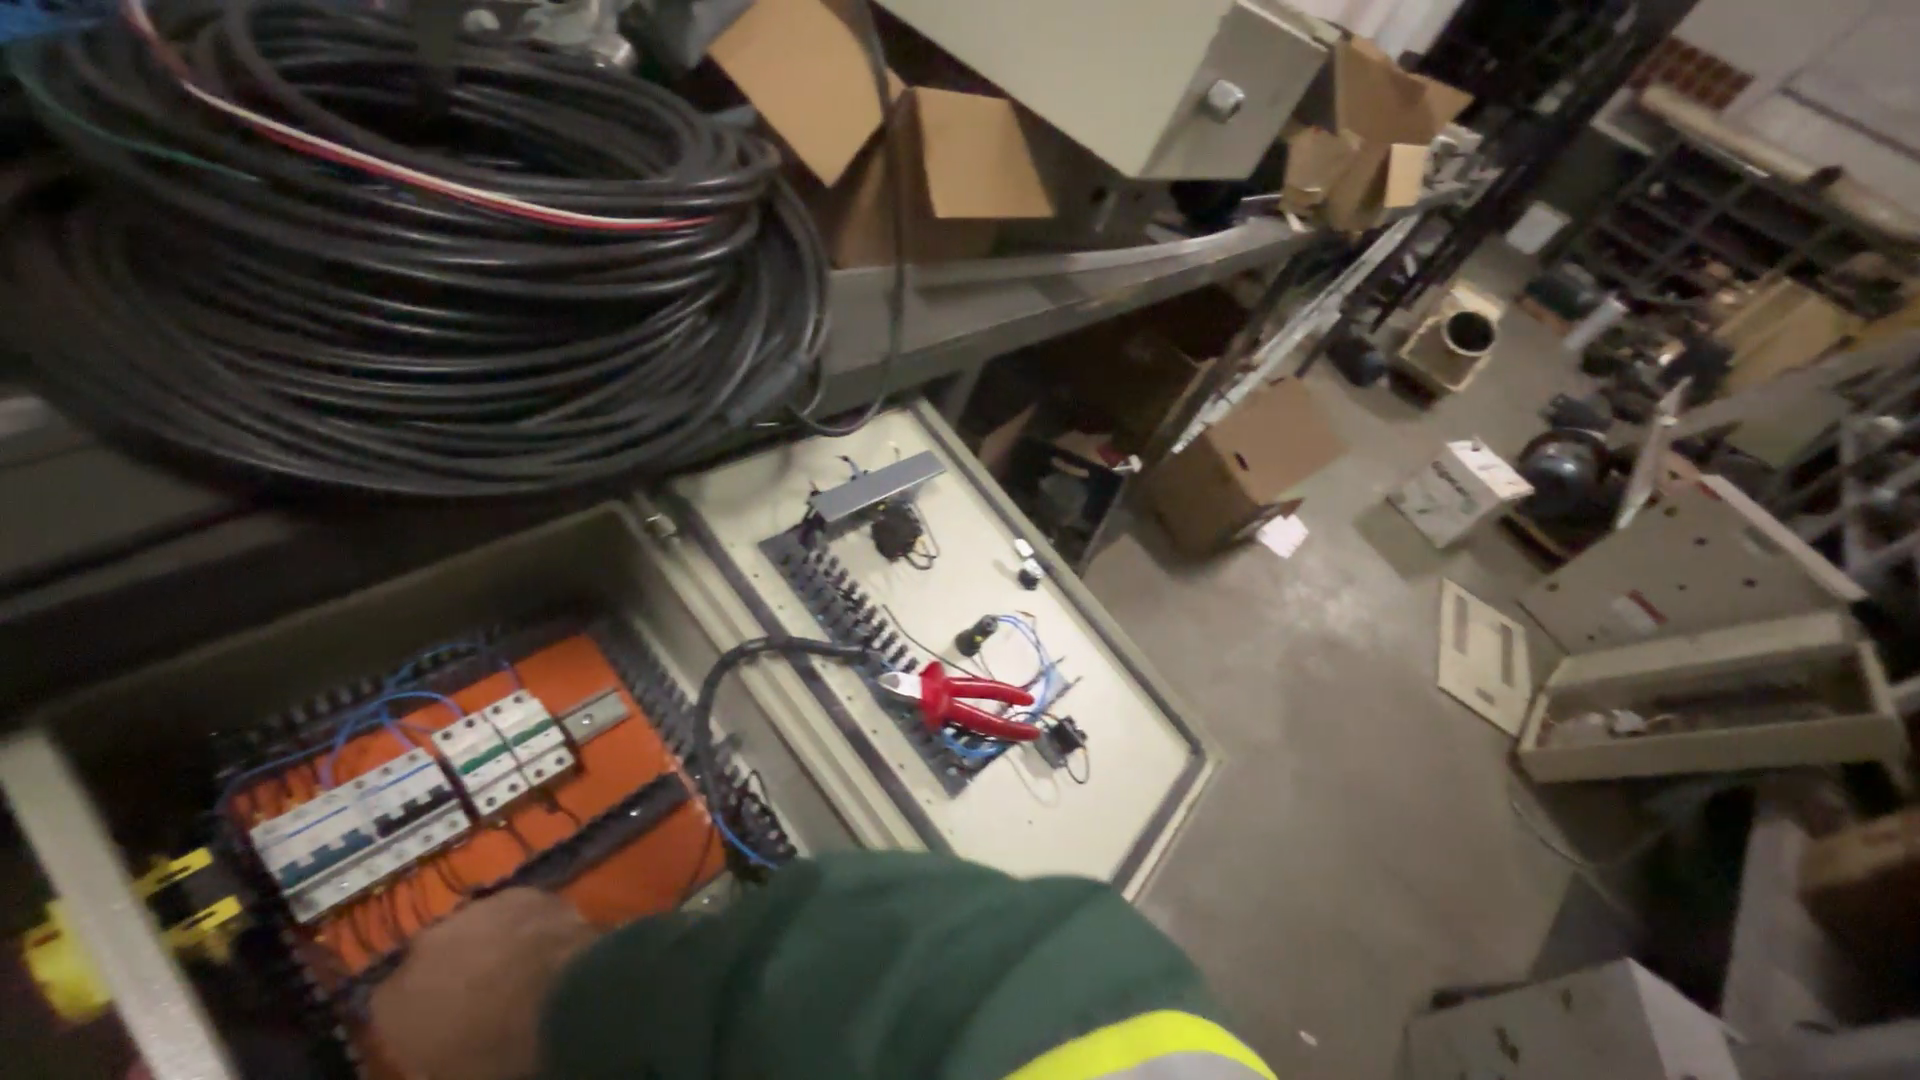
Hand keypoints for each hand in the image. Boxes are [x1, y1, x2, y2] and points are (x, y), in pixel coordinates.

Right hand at [369, 889, 597, 1079]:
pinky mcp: (517, 893)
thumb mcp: (450, 1073)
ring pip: (473, 929)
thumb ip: (434, 1056)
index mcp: (392, 1001)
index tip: (444, 1028)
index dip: (421, 1017)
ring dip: (488, 944)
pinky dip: (523, 924)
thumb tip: (445, 1046)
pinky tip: (544, 942)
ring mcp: (471, 912)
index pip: (393, 1009)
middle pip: (433, 961)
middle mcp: (422, 948)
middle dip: (452, 973)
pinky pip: (513, 911)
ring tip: (520, 966)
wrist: (555, 995)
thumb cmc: (494, 1048)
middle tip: (485, 994)